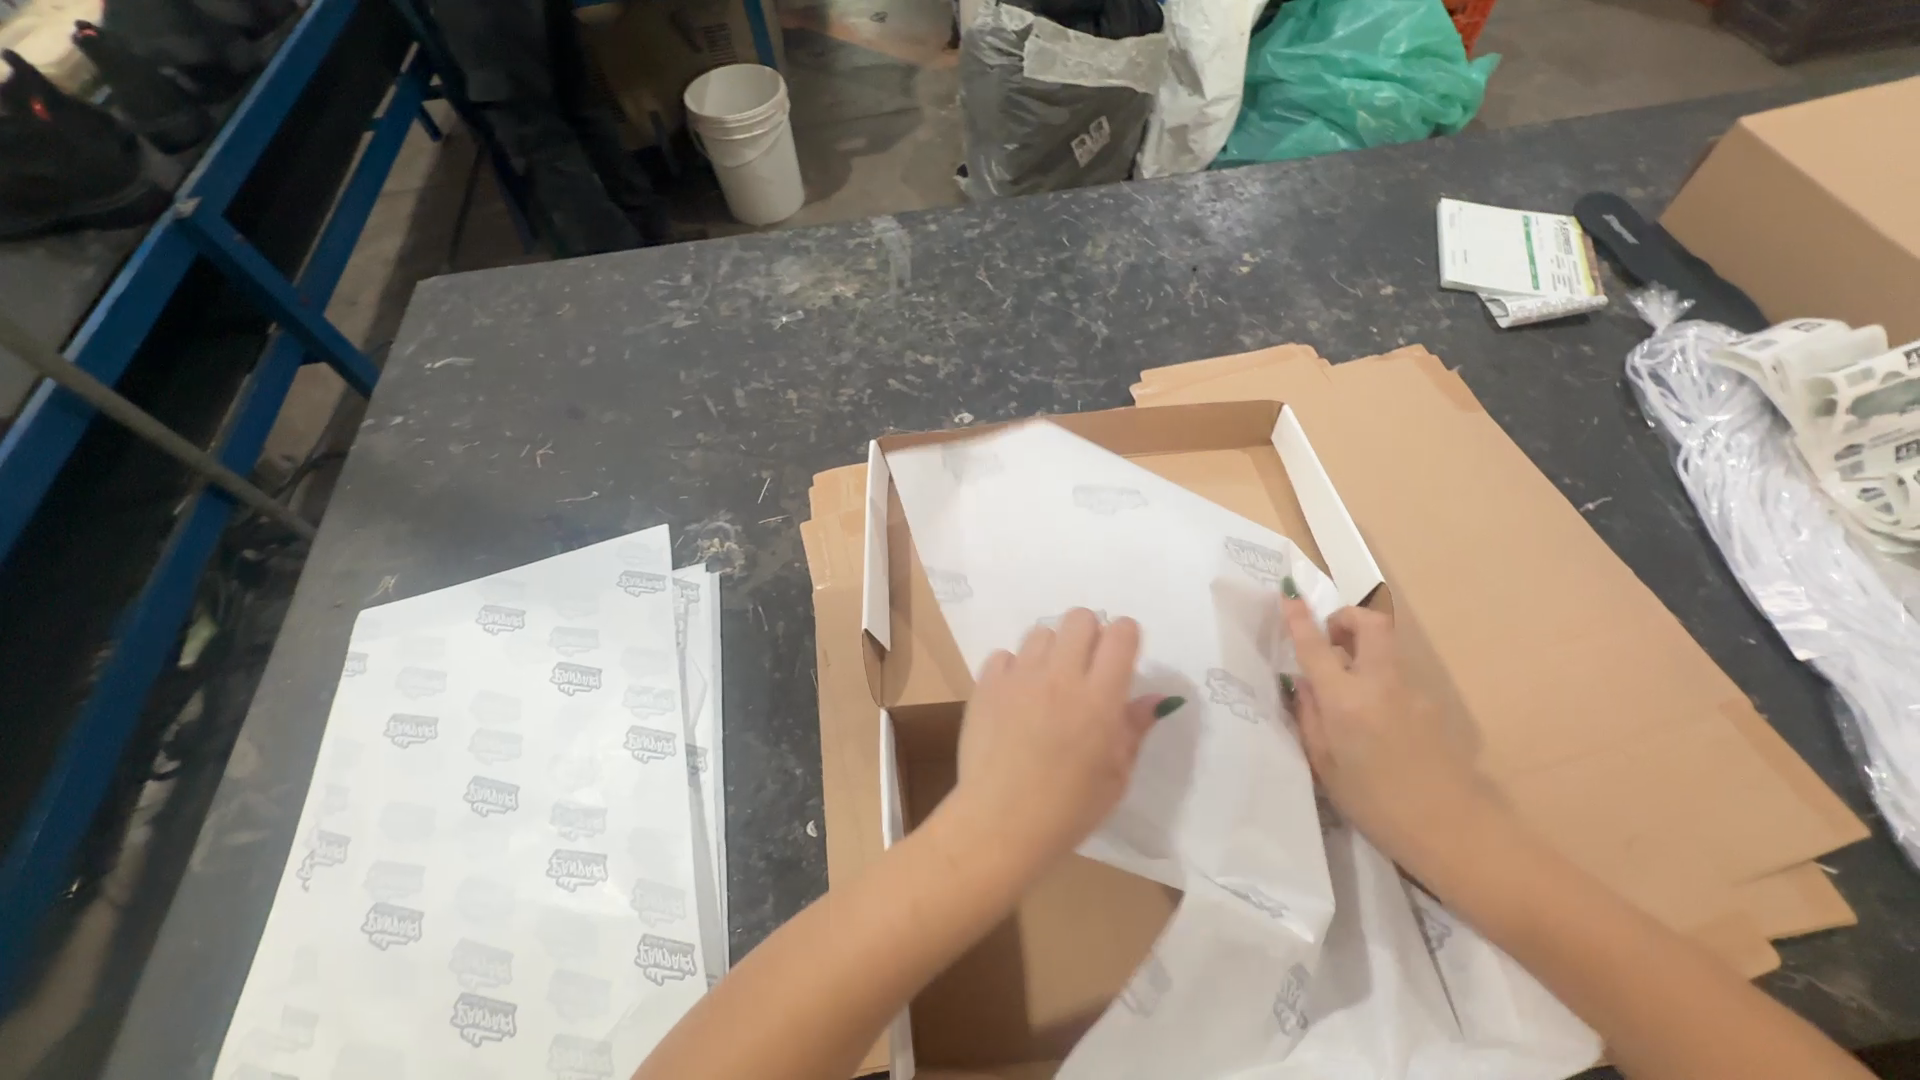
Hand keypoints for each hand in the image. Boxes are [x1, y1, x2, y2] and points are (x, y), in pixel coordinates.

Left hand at [943, 609, 1170, 875]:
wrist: (1000, 823)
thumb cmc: (1068, 809)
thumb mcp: (1116, 776)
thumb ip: (1134, 729)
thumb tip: (1156, 698)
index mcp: (1099, 698)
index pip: (1120, 635)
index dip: (1125, 637)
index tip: (1123, 656)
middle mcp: (1060, 677)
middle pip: (1079, 618)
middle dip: (1089, 635)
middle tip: (1086, 669)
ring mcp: (1019, 678)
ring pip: (1041, 632)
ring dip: (1051, 650)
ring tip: (1049, 684)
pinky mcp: (985, 686)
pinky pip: (1004, 655)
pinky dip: (1014, 668)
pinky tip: (1016, 697)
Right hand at [1282, 595, 1495, 868]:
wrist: (1452, 830)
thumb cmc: (1375, 805)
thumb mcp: (1325, 766)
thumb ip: (1310, 718)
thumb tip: (1303, 685)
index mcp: (1346, 701)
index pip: (1316, 646)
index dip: (1299, 617)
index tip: (1288, 593)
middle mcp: (1380, 684)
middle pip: (1370, 623)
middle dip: (1346, 618)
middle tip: (1330, 642)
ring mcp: (1413, 692)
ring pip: (1384, 652)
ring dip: (1362, 654)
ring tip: (1347, 697)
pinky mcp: (1433, 706)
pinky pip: (1397, 681)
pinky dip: (1379, 685)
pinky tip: (1378, 730)